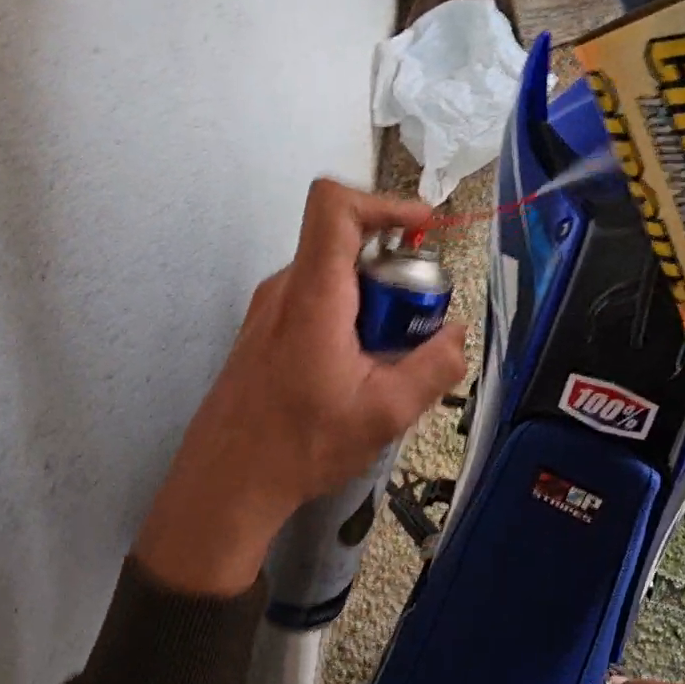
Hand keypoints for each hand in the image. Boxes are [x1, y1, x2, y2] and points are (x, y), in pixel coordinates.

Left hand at [135, 179, 467, 595]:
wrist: (226, 483)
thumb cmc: (301, 445)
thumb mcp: (387, 413)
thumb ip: (435, 367)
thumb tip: (458, 335)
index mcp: (313, 296)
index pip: (335, 206)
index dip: (384, 201)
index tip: (422, 228)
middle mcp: (286, 288)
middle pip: (347, 247)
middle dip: (395, 277)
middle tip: (415, 331)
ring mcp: (269, 309)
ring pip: (336, 279)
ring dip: (374, 305)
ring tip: (387, 364)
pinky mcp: (264, 331)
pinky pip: (318, 303)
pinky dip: (351, 321)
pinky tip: (357, 376)